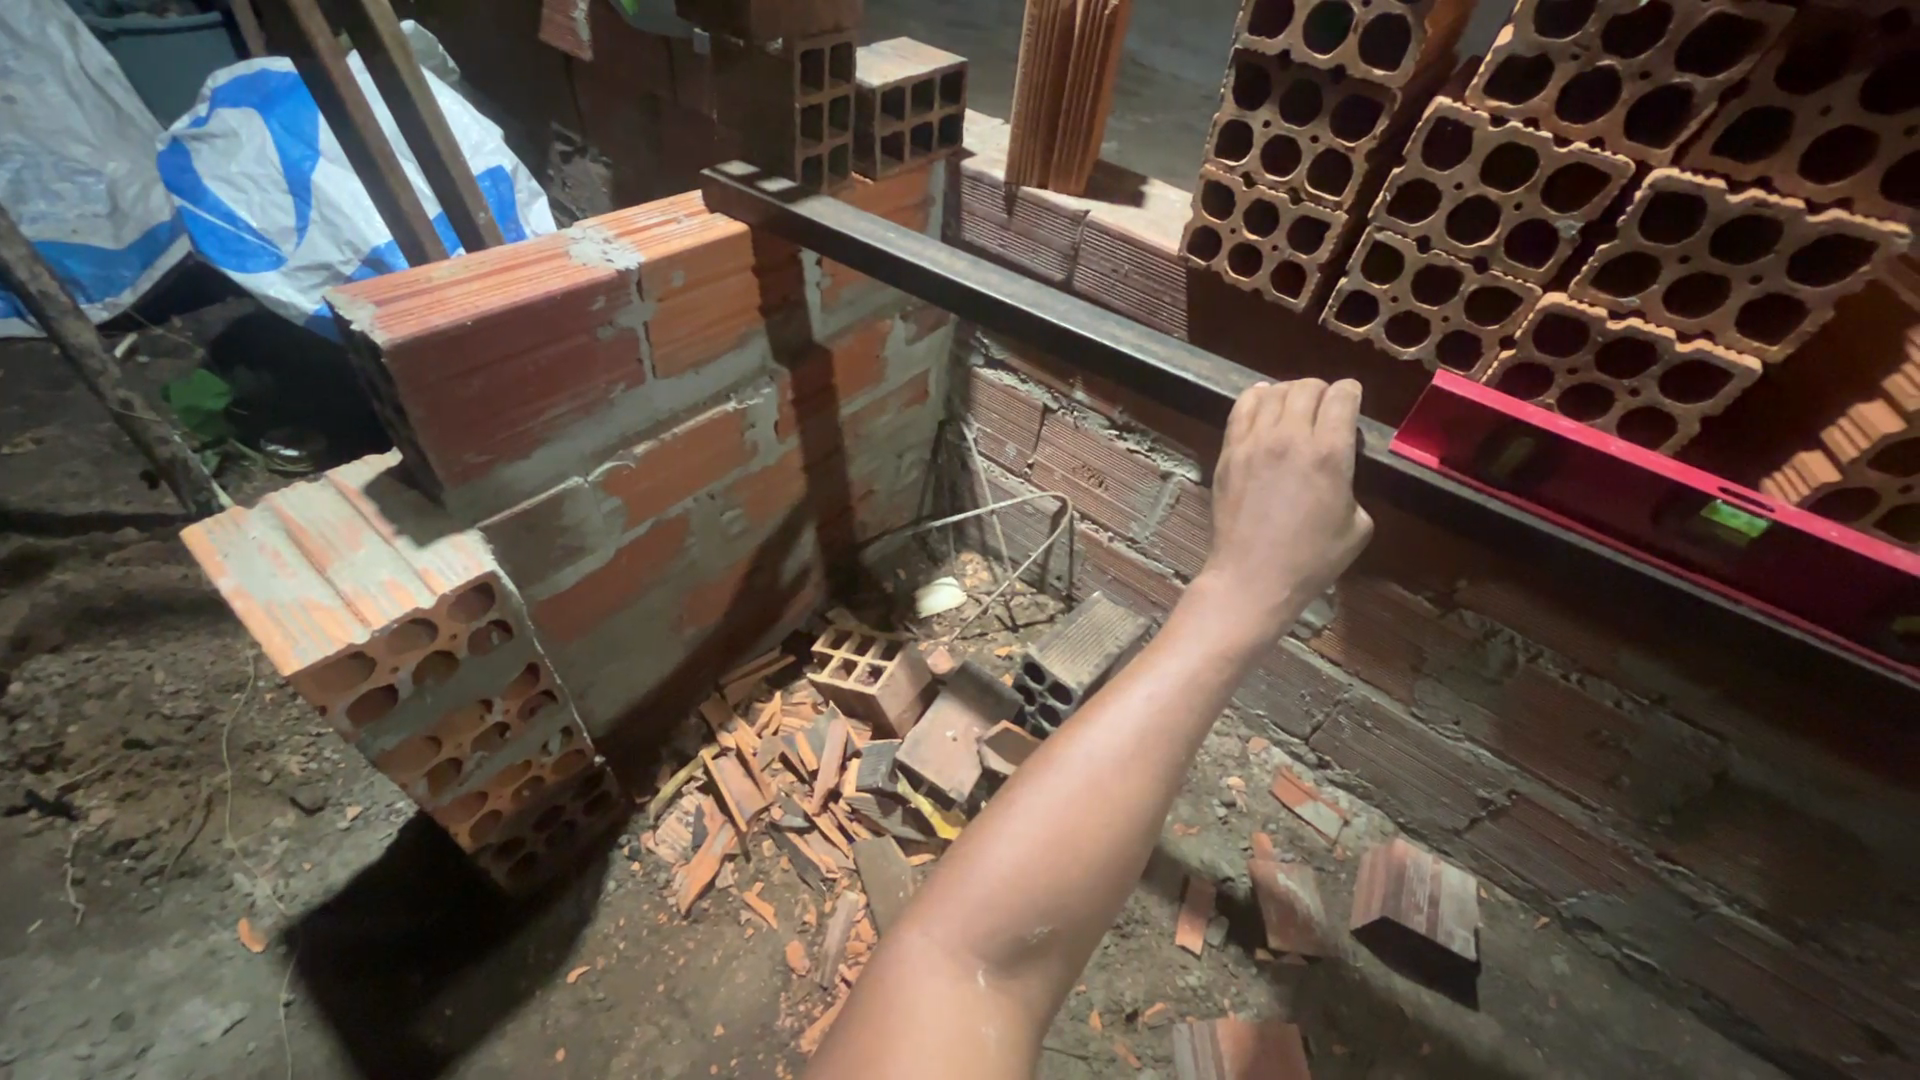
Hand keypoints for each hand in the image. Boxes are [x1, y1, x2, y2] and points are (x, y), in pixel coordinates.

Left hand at [1194, 378, 1371, 642]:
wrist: (1253, 575)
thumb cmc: (1311, 558)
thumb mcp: (1358, 525)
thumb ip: (1351, 483)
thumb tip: (1338, 469)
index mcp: (1329, 452)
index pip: (1342, 395)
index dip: (1350, 394)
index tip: (1350, 402)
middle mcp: (1290, 437)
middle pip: (1306, 387)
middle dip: (1321, 391)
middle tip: (1322, 407)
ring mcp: (1253, 443)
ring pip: (1272, 393)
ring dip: (1288, 393)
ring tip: (1292, 405)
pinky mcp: (1228, 453)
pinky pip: (1239, 409)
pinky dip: (1254, 398)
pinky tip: (1262, 401)